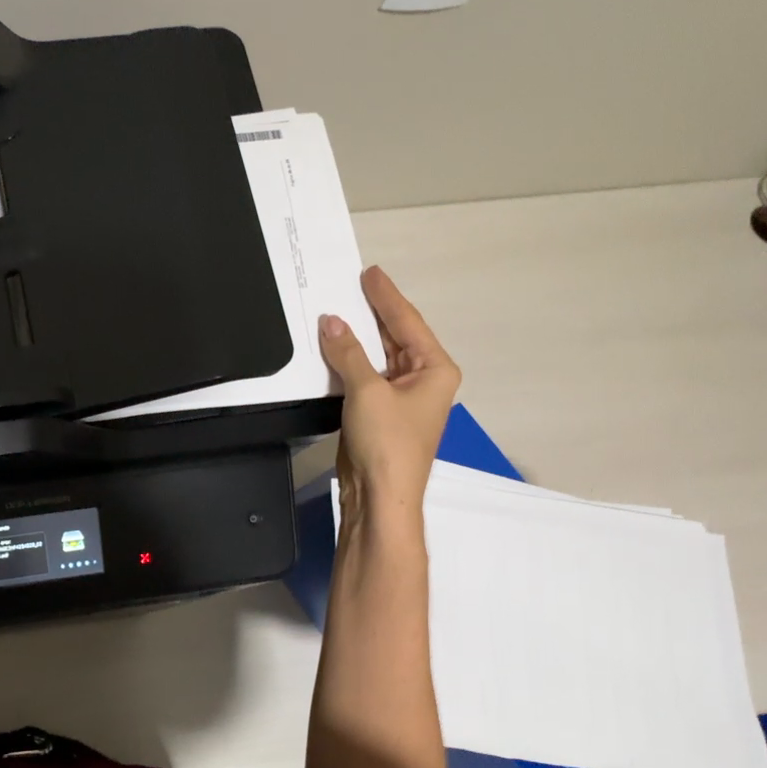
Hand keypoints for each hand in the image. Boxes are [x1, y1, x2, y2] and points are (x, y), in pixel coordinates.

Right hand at [318, 266, 460, 520]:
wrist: (380, 494)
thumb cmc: (386, 442)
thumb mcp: (367, 391)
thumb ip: (348, 354)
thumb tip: (331, 322)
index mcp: (435, 369)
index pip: (407, 323)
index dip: (386, 297)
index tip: (370, 273)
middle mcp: (423, 380)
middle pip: (396, 337)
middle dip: (374, 313)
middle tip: (353, 285)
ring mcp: (400, 398)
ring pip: (377, 357)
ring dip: (357, 338)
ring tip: (339, 311)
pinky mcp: (378, 414)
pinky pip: (363, 377)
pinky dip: (348, 362)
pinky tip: (332, 349)